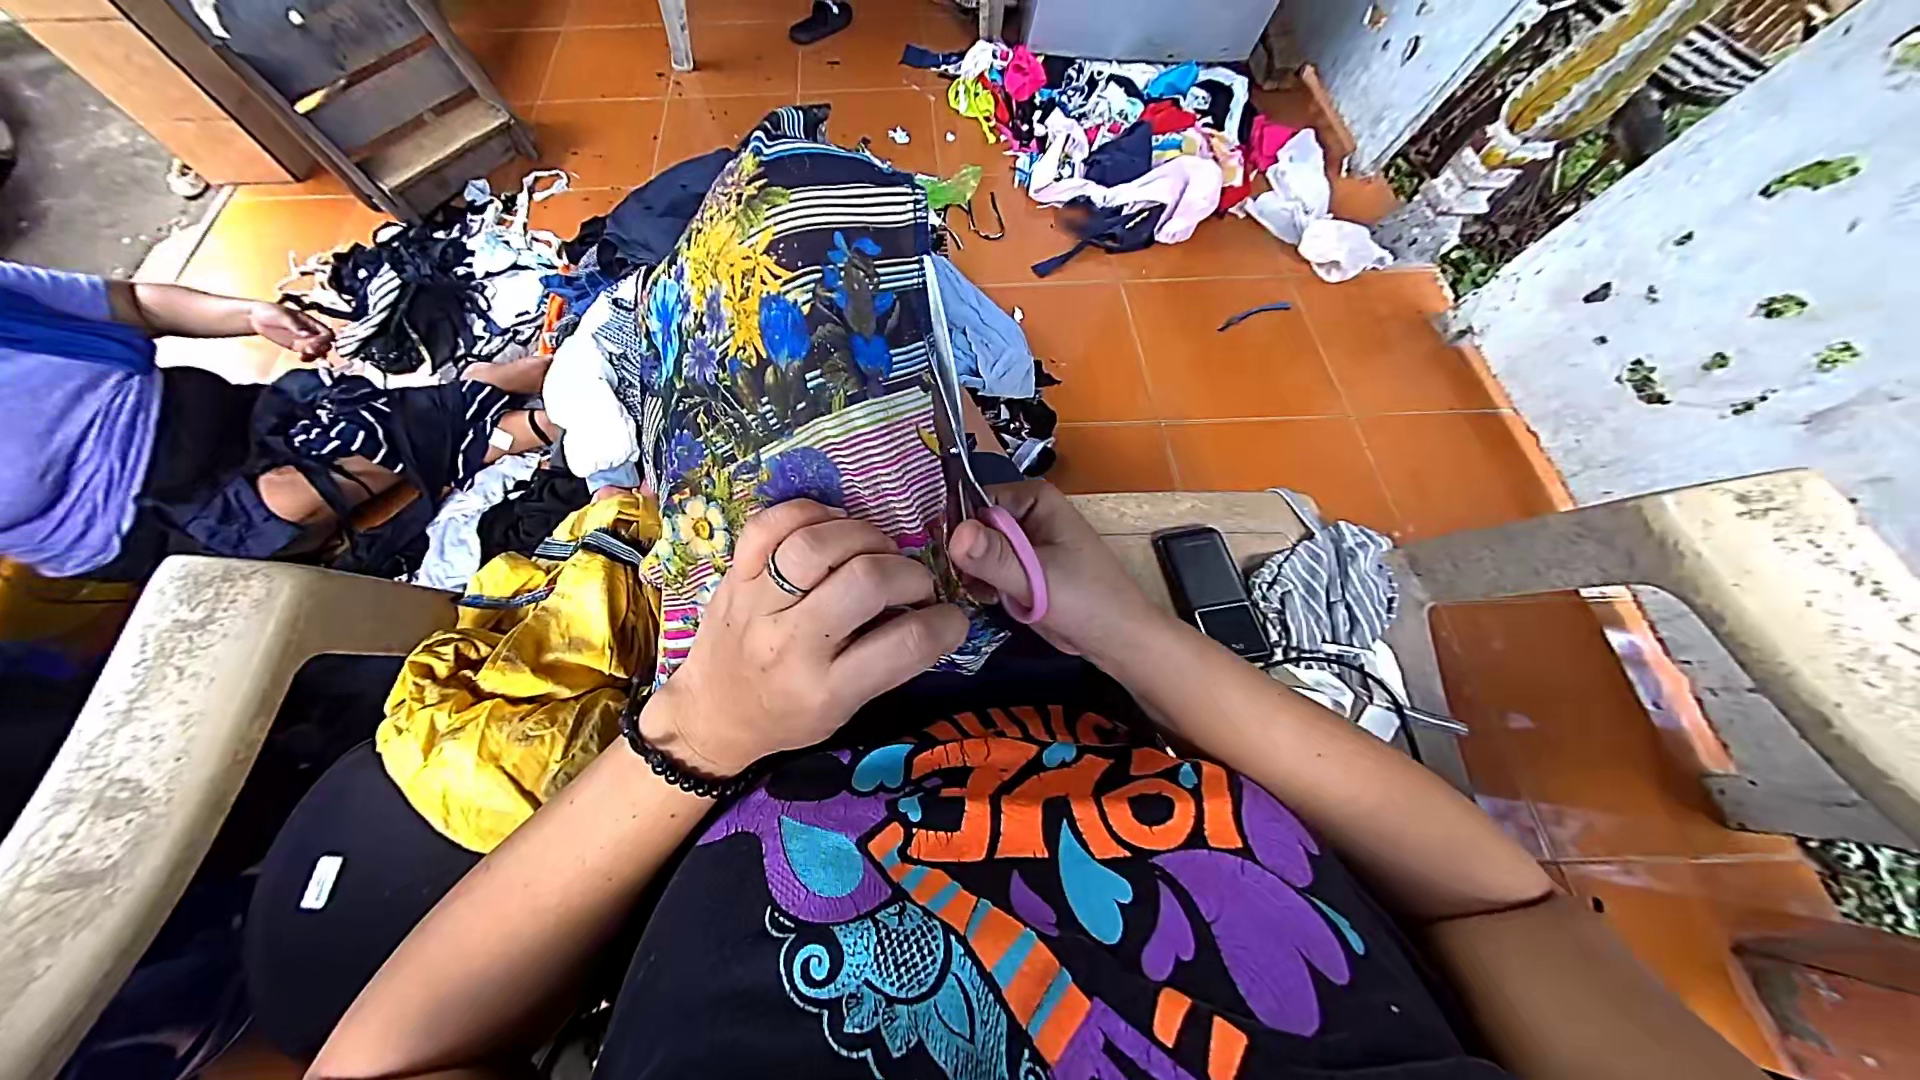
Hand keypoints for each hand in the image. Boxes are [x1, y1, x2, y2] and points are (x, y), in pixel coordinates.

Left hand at [250, 302, 333, 360]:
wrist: (254, 317)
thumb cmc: (270, 312)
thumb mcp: (283, 316)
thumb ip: (295, 326)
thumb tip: (307, 335)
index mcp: (313, 324)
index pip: (328, 334)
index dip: (326, 339)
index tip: (316, 342)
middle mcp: (313, 333)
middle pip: (326, 344)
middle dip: (320, 348)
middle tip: (310, 350)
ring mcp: (306, 341)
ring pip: (319, 351)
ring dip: (315, 355)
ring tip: (305, 356)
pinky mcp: (298, 347)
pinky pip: (309, 355)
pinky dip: (308, 358)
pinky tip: (301, 359)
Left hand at [638, 499, 968, 778]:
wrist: (711, 716)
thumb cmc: (789, 717)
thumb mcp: (846, 708)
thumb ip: (888, 661)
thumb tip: (930, 608)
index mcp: (826, 689)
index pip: (905, 645)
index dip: (945, 623)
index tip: (950, 617)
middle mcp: (790, 644)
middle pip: (864, 581)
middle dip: (908, 573)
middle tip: (913, 582)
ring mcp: (756, 605)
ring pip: (816, 544)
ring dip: (864, 536)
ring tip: (876, 550)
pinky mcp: (734, 575)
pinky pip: (769, 525)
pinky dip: (809, 513)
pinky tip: (831, 525)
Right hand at [950, 479, 1170, 660]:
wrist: (1117, 639)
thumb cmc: (1088, 602)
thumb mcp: (1037, 579)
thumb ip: (995, 557)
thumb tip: (955, 533)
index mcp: (1034, 499)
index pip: (974, 501)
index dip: (958, 529)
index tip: (948, 560)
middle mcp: (1026, 513)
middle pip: (972, 525)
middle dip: (965, 555)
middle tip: (965, 583)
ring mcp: (1023, 541)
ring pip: (976, 549)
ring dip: (971, 573)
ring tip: (980, 593)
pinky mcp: (1020, 566)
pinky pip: (986, 568)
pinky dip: (981, 584)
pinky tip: (988, 599)